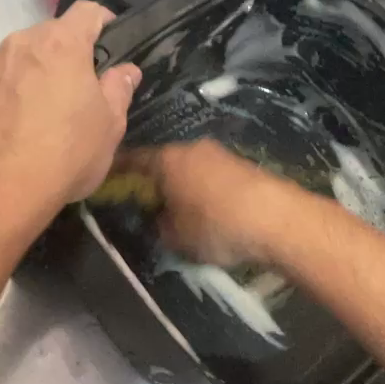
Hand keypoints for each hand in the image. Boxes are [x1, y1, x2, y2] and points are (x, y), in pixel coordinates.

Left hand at [0, 2, 141, 221]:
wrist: (3, 189)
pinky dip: (6, 91)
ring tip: (40, 109)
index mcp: (62, 43)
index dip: (102, 22)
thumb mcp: (110, 125)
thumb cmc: (67, 153)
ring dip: (32, 71)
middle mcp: (21, 42)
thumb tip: (126, 70)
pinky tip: (12, 123)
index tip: (109, 43)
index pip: (87, 11)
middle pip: (50, 34)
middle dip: (65, 53)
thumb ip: (119, 88)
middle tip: (77, 88)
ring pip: (19, 57)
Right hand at [116, 140, 313, 267]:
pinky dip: (203, 190)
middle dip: (153, 180)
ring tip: (176, 208)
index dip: (118, 171)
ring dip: (181, 185)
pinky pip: (212, 177)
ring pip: (190, 169)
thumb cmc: (216, 224)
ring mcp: (221, 155)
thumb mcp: (175, 235)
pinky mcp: (244, 167)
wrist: (277, 219)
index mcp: (168, 159)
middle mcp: (192, 148)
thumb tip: (157, 219)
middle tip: (143, 200)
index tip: (107, 180)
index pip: (133, 160)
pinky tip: (206, 209)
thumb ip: (158, 225)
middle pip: (164, 162)